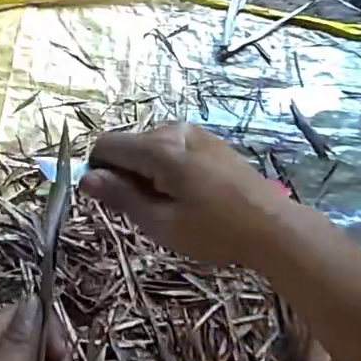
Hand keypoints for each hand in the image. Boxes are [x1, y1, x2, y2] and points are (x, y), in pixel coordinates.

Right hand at [82, 123, 285, 264]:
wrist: (274, 226)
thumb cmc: (215, 231)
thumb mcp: (162, 223)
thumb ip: (121, 197)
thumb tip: (86, 179)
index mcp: (159, 148)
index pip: (105, 145)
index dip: (100, 173)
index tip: (117, 202)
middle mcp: (173, 129)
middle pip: (127, 145)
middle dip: (126, 175)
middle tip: (152, 211)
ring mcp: (193, 131)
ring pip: (148, 147)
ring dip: (147, 172)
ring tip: (175, 205)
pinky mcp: (208, 138)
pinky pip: (171, 147)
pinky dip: (167, 167)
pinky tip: (191, 194)